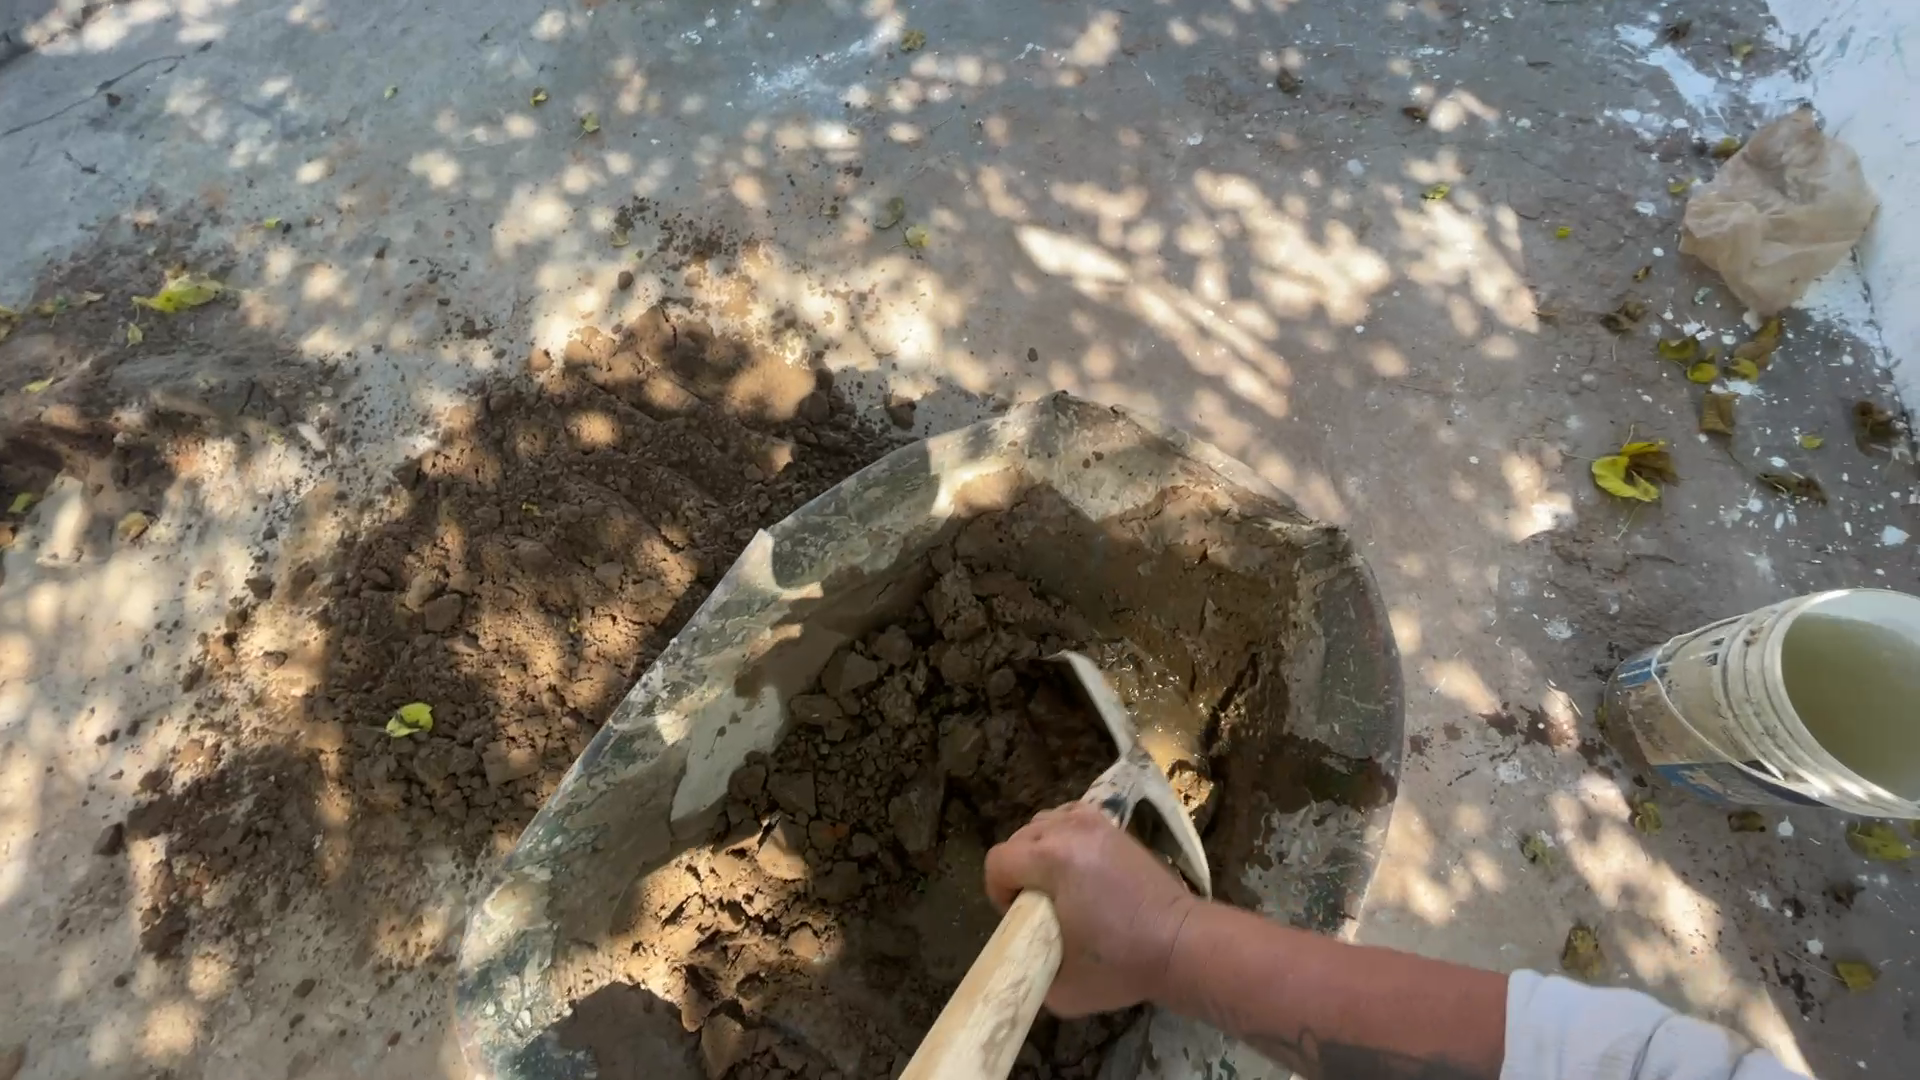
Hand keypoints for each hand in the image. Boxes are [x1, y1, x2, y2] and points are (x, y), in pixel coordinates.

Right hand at [983, 802, 1200, 1016]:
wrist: (1180, 944)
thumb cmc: (1122, 964)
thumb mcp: (1062, 988)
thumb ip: (1029, 966)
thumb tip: (1022, 955)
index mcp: (1051, 860)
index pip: (998, 861)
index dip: (998, 892)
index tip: (1018, 918)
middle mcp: (1068, 829)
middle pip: (1018, 839)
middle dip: (1018, 872)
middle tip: (1038, 907)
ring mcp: (1093, 822)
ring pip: (1042, 824)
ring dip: (1039, 851)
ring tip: (1057, 884)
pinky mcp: (1112, 825)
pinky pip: (1069, 817)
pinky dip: (1063, 836)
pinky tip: (1076, 864)